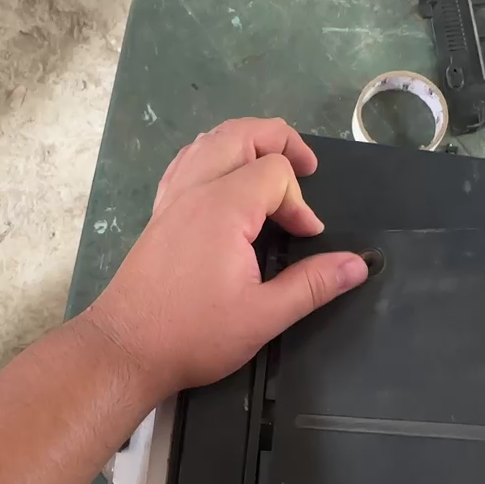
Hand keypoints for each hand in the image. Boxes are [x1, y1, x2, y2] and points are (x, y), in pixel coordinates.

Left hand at [80, 118, 368, 395]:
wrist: (126, 349)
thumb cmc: (193, 335)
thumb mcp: (263, 316)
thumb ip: (312, 285)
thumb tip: (358, 265)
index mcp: (223, 207)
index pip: (275, 172)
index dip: (300, 201)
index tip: (306, 237)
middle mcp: (195, 189)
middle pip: (241, 133)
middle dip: (280, 141)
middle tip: (306, 167)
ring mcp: (172, 198)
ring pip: (209, 141)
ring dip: (245, 142)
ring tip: (270, 163)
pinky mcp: (159, 214)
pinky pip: (187, 162)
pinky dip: (213, 155)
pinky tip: (223, 178)